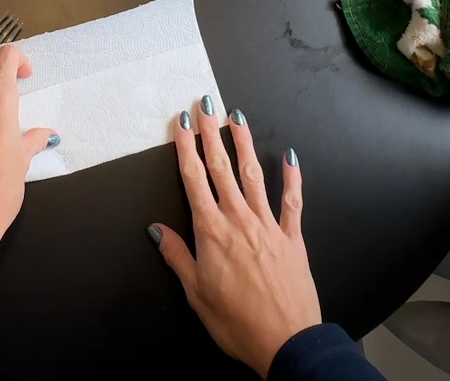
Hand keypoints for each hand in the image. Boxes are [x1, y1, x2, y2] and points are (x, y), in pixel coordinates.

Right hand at [150, 101, 319, 377]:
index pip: (194, 179)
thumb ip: (178, 256)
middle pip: (222, 167)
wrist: (287, 344)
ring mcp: (267, 224)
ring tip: (237, 117)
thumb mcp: (196, 294)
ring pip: (253, 175)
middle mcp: (238, 219)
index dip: (186, 147)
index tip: (181, 122)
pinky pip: (291, 201)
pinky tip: (289, 155)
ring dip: (244, 143)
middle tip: (206, 105)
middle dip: (211, 133)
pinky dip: (291, 177)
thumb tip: (158, 230)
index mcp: (211, 231)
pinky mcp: (291, 237)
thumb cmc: (237, 322)